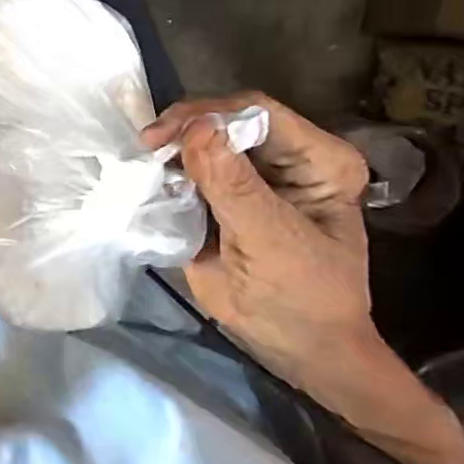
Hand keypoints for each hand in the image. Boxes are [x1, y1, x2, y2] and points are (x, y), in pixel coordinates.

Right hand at [141, 93, 375, 376]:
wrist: (296, 349)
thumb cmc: (302, 299)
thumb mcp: (273, 242)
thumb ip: (235, 187)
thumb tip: (196, 129)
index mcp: (318, 159)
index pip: (260, 114)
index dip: (211, 116)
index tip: (166, 137)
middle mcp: (286, 156)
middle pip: (227, 120)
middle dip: (185, 129)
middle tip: (147, 147)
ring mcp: (251, 173)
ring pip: (203, 140)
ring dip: (172, 149)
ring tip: (144, 164)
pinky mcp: (223, 192)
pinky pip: (189, 168)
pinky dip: (167, 172)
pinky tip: (150, 180)